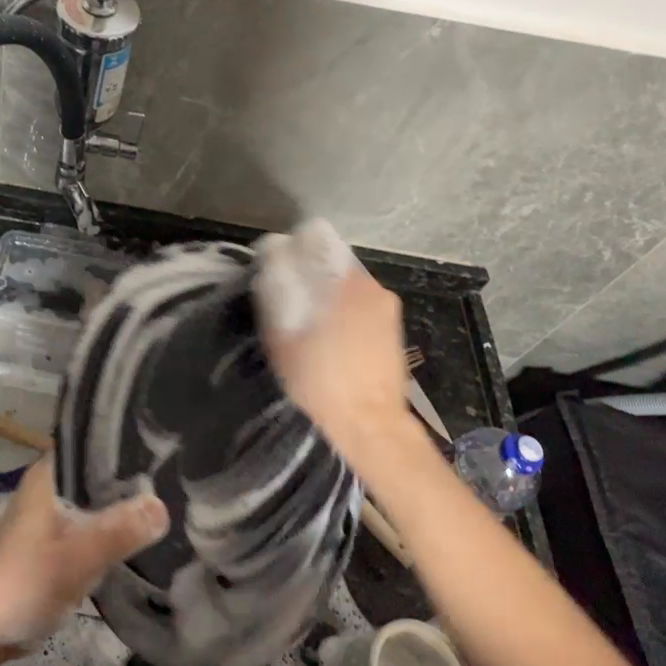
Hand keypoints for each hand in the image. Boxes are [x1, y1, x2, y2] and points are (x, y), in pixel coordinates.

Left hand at [0, 456, 168, 648]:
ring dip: (127, 509)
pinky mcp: (56, 544)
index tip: (168, 447)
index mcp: (49, 474)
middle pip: (101, 473)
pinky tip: (146, 537)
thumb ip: (119, 531)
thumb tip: (163, 505)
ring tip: (174, 503)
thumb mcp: (76, 557)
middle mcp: (51, 486)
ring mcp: (53, 516)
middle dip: (136, 480)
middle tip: (180, 480)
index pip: (94, 442)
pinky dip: (115, 532)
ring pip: (99, 502)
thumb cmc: (22, 583)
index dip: (129, 442)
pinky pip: (94, 528)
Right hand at [257, 246, 420, 467]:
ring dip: (326, 293)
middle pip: (332, 263)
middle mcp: (372, 286)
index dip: (293, 248)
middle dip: (308, 272)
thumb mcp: (284, 337)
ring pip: (347, 285)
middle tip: (285, 293)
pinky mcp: (392, 328)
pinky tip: (326, 335)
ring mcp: (387, 308)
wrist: (370, 425)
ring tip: (304, 318)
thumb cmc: (321, 381)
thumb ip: (277, 292)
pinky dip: (342, 311)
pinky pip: (360, 306)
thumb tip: (273, 259)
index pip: (317, 240)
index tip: (276, 262)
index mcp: (347, 282)